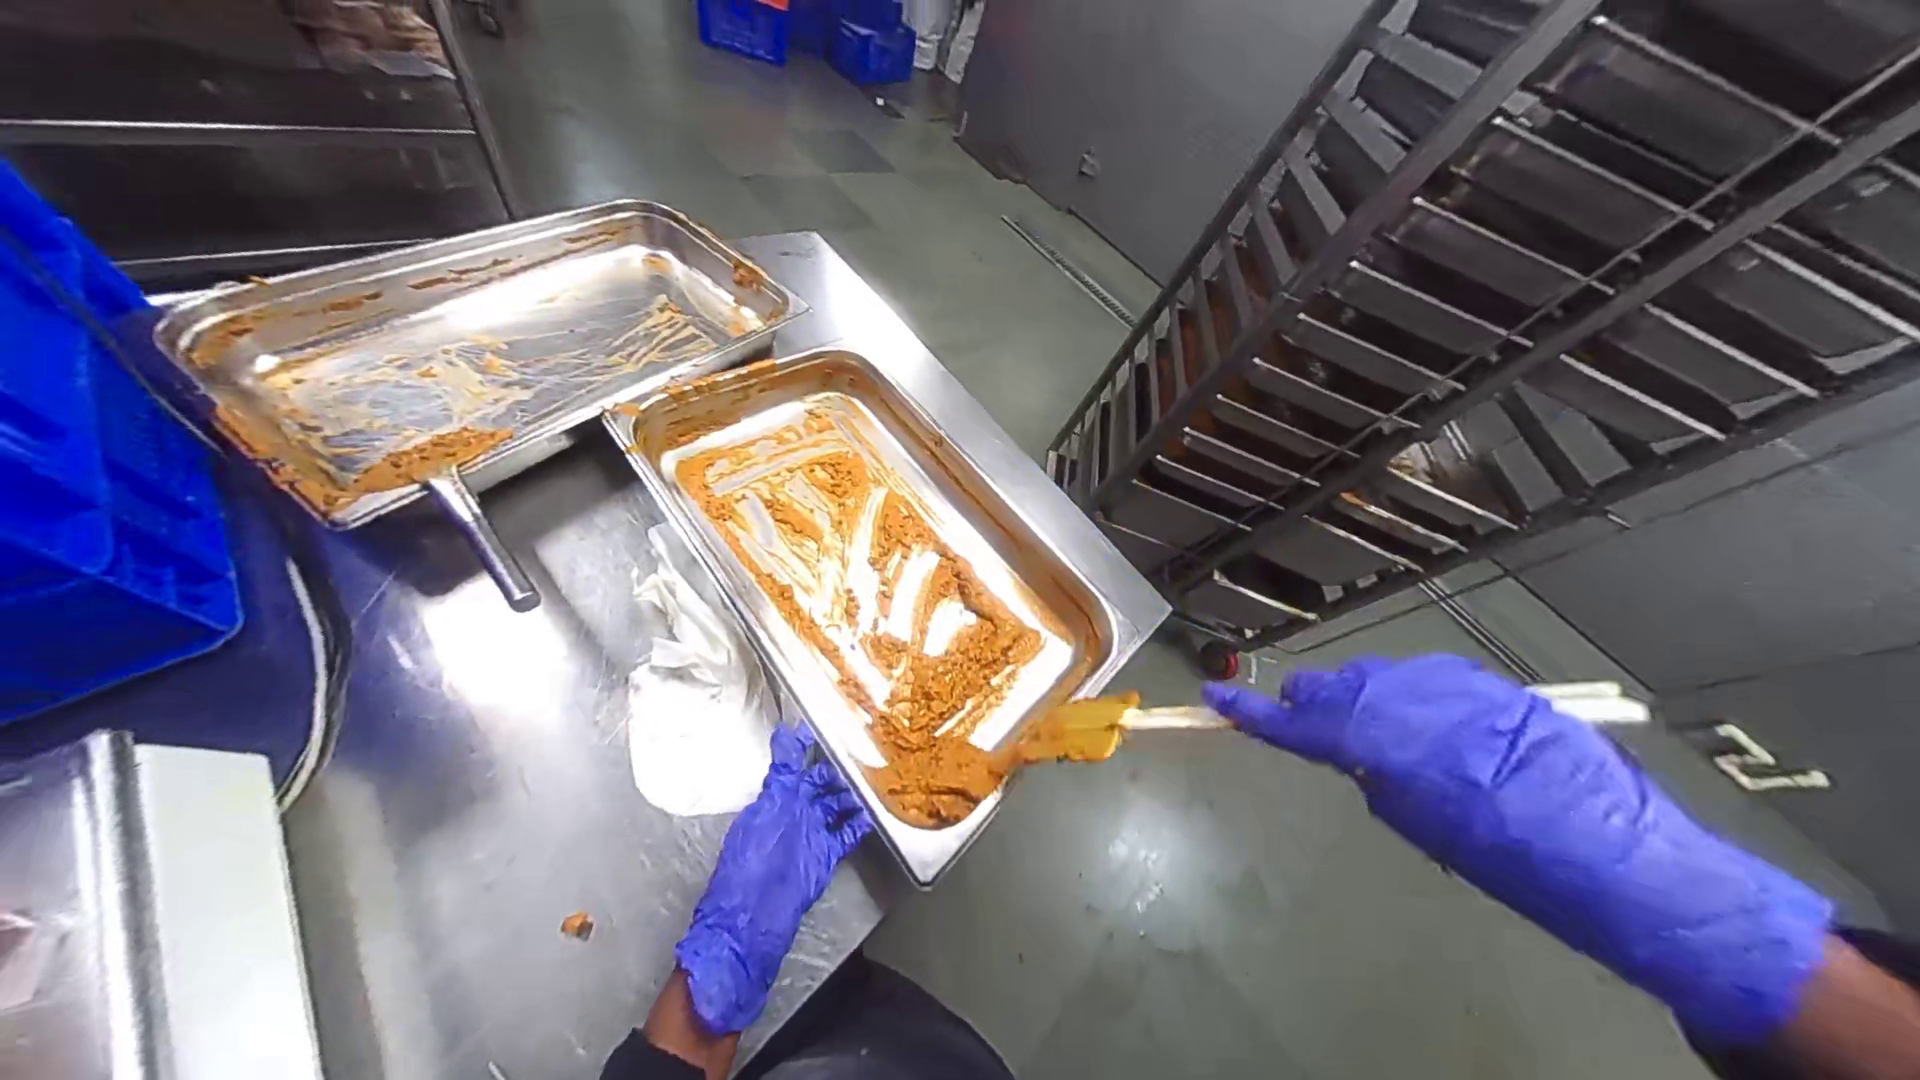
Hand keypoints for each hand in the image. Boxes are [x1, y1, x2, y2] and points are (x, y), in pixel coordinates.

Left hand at [674, 726, 871, 1033]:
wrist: (747, 927)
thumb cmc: (748, 868)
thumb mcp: (764, 811)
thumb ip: (781, 772)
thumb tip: (784, 732)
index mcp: (777, 799)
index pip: (796, 762)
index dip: (811, 743)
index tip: (830, 725)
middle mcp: (794, 813)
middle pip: (821, 783)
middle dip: (840, 768)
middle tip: (863, 752)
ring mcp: (809, 835)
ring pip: (837, 806)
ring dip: (854, 794)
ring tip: (875, 779)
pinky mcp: (823, 857)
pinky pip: (846, 835)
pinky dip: (859, 825)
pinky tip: (873, 814)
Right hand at [1204, 654, 1832, 1045]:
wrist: (1619, 854)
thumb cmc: (1506, 858)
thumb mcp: (1416, 822)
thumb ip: (1367, 771)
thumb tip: (1348, 746)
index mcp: (1387, 745)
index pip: (1300, 722)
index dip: (1252, 712)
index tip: (1214, 698)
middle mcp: (1409, 700)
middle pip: (1333, 687)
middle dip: (1313, 704)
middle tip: (1308, 724)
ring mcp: (1449, 683)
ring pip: (1375, 678)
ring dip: (1361, 699)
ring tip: (1373, 730)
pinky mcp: (1483, 681)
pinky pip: (1419, 680)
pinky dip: (1405, 698)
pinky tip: (1425, 724)